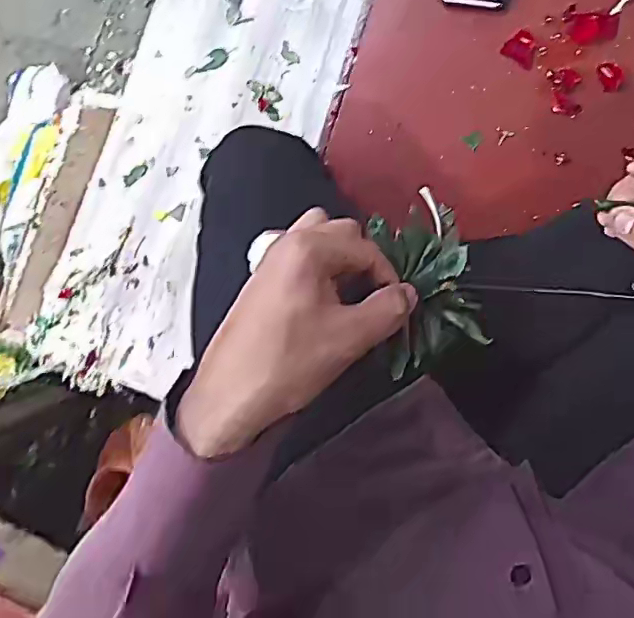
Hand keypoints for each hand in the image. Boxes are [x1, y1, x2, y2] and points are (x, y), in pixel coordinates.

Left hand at [177, 208, 417, 457]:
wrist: (225, 400)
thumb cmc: (287, 364)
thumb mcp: (349, 339)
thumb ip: (388, 310)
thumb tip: (408, 294)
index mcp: (308, 248)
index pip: (366, 248)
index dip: (388, 276)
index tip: (395, 306)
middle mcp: (288, 241)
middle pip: (343, 232)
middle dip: (365, 261)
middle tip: (375, 297)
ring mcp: (271, 258)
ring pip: (319, 238)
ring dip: (341, 258)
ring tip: (350, 293)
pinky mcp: (262, 278)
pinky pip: (300, 255)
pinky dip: (320, 267)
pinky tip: (323, 304)